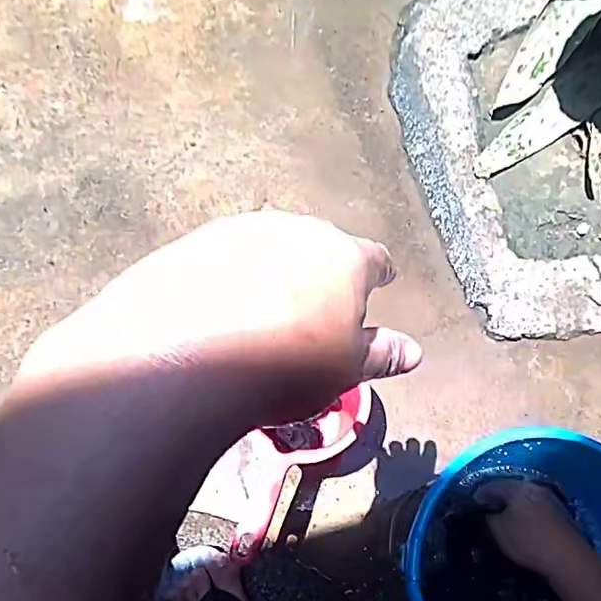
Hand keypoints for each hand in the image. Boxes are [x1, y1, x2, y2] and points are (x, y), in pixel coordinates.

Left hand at [15, 210, 421, 426]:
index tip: (382, 281)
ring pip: (270, 249)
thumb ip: (380, 355)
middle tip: (317, 309)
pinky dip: (230, 279)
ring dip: (274, 272)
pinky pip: (224, 260)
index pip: (374, 259)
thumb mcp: (343, 370)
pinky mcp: (192, 244)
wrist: (186, 358)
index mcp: (343, 257)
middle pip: (320, 248)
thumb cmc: (285, 367)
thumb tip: (413, 352)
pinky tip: (220, 313)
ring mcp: (239, 231)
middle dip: (324, 272)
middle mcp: (295, 230)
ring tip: (264, 313)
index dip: (380, 274)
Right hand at [475, 479, 593, 580]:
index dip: (476, 499)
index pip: (489, 486)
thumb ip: (485, 517)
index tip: (471, 515)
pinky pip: (535, 511)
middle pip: (508, 492)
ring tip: (504, 529)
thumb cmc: (528, 542)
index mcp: (518, 487)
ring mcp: (551, 500)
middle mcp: (535, 488)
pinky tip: (524, 533)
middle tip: (486, 522)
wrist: (569, 561)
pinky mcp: (561, 515)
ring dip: (512, 512)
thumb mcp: (496, 530)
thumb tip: (482, 513)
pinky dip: (526, 518)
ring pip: (523, 502)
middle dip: (495, 505)